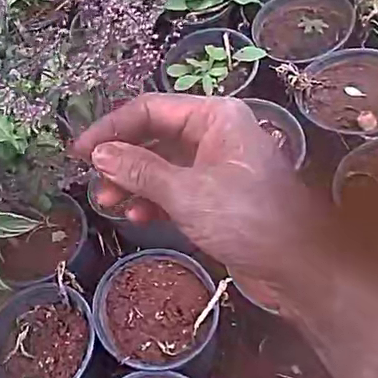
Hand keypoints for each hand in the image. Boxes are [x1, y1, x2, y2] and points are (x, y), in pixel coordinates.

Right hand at [74, 94, 377, 377]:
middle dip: (122, 160)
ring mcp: (216, 165)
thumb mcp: (187, 193)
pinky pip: (175, 187)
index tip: (79, 152)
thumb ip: (140, 170)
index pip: (150, 110)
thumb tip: (98, 154)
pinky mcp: (216, 194)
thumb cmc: (247, 220)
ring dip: (134, 183)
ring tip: (110, 205)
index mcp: (215, 117)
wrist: (298, 268)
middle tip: (95, 187)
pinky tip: (138, 216)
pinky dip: (154, 199)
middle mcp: (215, 134)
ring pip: (162, 164)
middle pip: (154, 136)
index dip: (111, 129)